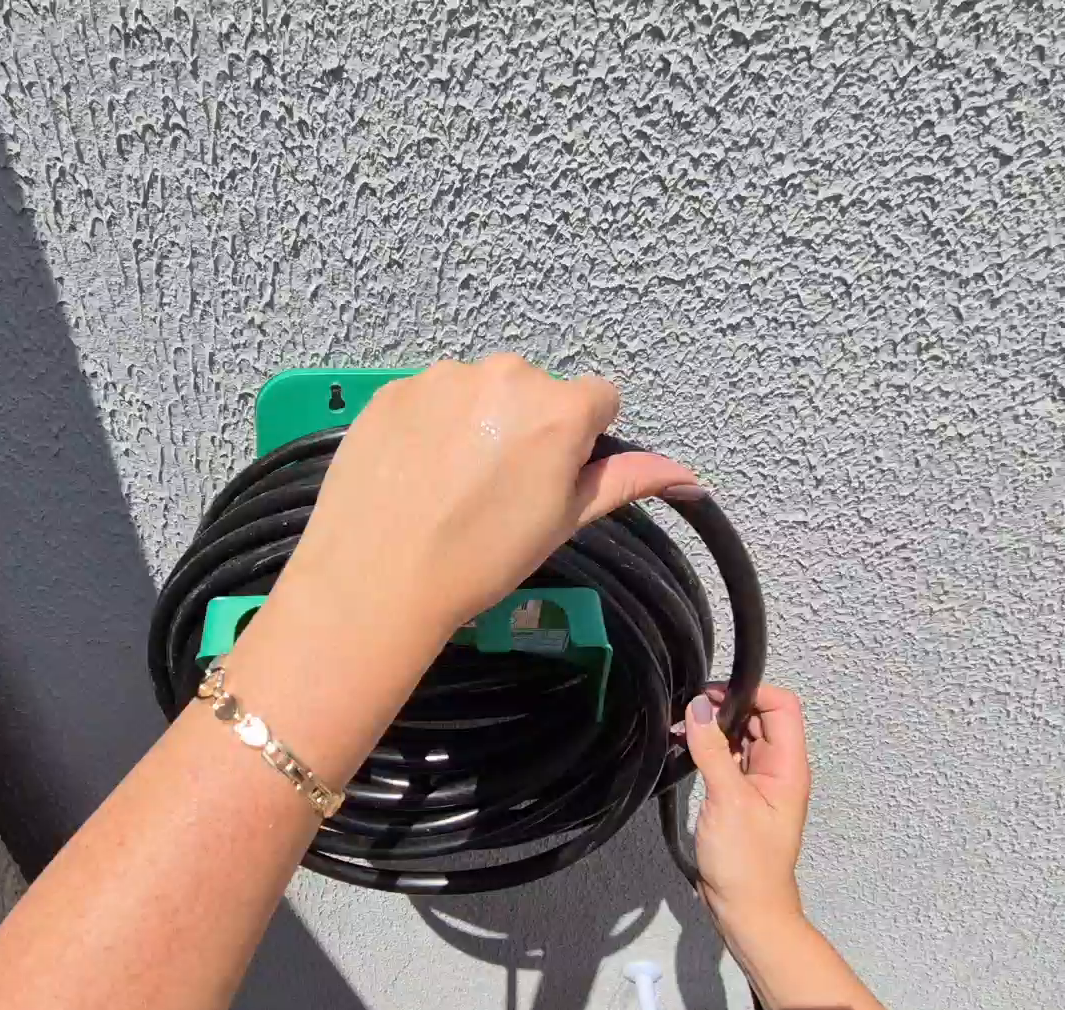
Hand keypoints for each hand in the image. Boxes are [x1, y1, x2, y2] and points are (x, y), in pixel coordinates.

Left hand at [273, 354, 696, 639]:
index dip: (581, 441)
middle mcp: (502, 375)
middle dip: (526, 426)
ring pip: (477, 391)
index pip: (598, 400)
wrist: (376, 580)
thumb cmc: (480, 560)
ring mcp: (439, 378)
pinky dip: (427, 424)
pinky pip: (426, 397)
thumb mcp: (561, 523)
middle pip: (534, 390)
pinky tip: (411, 471)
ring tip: (446, 482)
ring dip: (475, 420)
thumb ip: (623, 484)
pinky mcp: (390, 390)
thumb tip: (688, 474)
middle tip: (493, 486)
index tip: (550, 478)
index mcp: (558, 408)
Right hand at [684, 684, 811, 936]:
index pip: (782, 706)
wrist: (745, 909)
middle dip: (725, 705)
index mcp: (787, 767)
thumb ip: (712, 750)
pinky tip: (682, 745)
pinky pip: (726, 754)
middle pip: (758, 716)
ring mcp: (757, 780)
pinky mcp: (738, 791)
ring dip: (712, 725)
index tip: (711, 696)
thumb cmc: (746, 860)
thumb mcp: (728, 799)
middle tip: (686, 709)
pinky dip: (706, 744)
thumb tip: (697, 706)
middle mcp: (776, 768)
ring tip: (679, 726)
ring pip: (739, 734)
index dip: (751, 691)